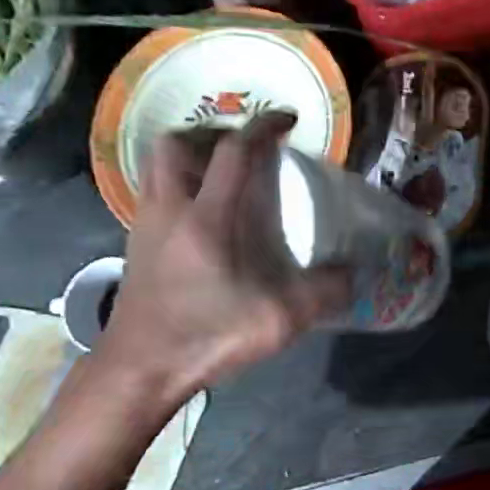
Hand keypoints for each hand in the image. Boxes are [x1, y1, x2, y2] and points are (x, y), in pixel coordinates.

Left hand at [90, 113, 349, 404]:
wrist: (140, 369)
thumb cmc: (207, 338)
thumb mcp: (280, 320)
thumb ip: (323, 292)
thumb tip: (353, 273)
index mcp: (207, 218)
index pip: (234, 151)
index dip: (263, 126)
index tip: (288, 120)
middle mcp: (170, 208)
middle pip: (178, 142)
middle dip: (213, 133)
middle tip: (244, 149)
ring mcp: (146, 224)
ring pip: (157, 164)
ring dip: (190, 156)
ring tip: (223, 174)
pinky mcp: (136, 244)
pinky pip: (154, 191)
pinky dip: (178, 184)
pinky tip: (202, 214)